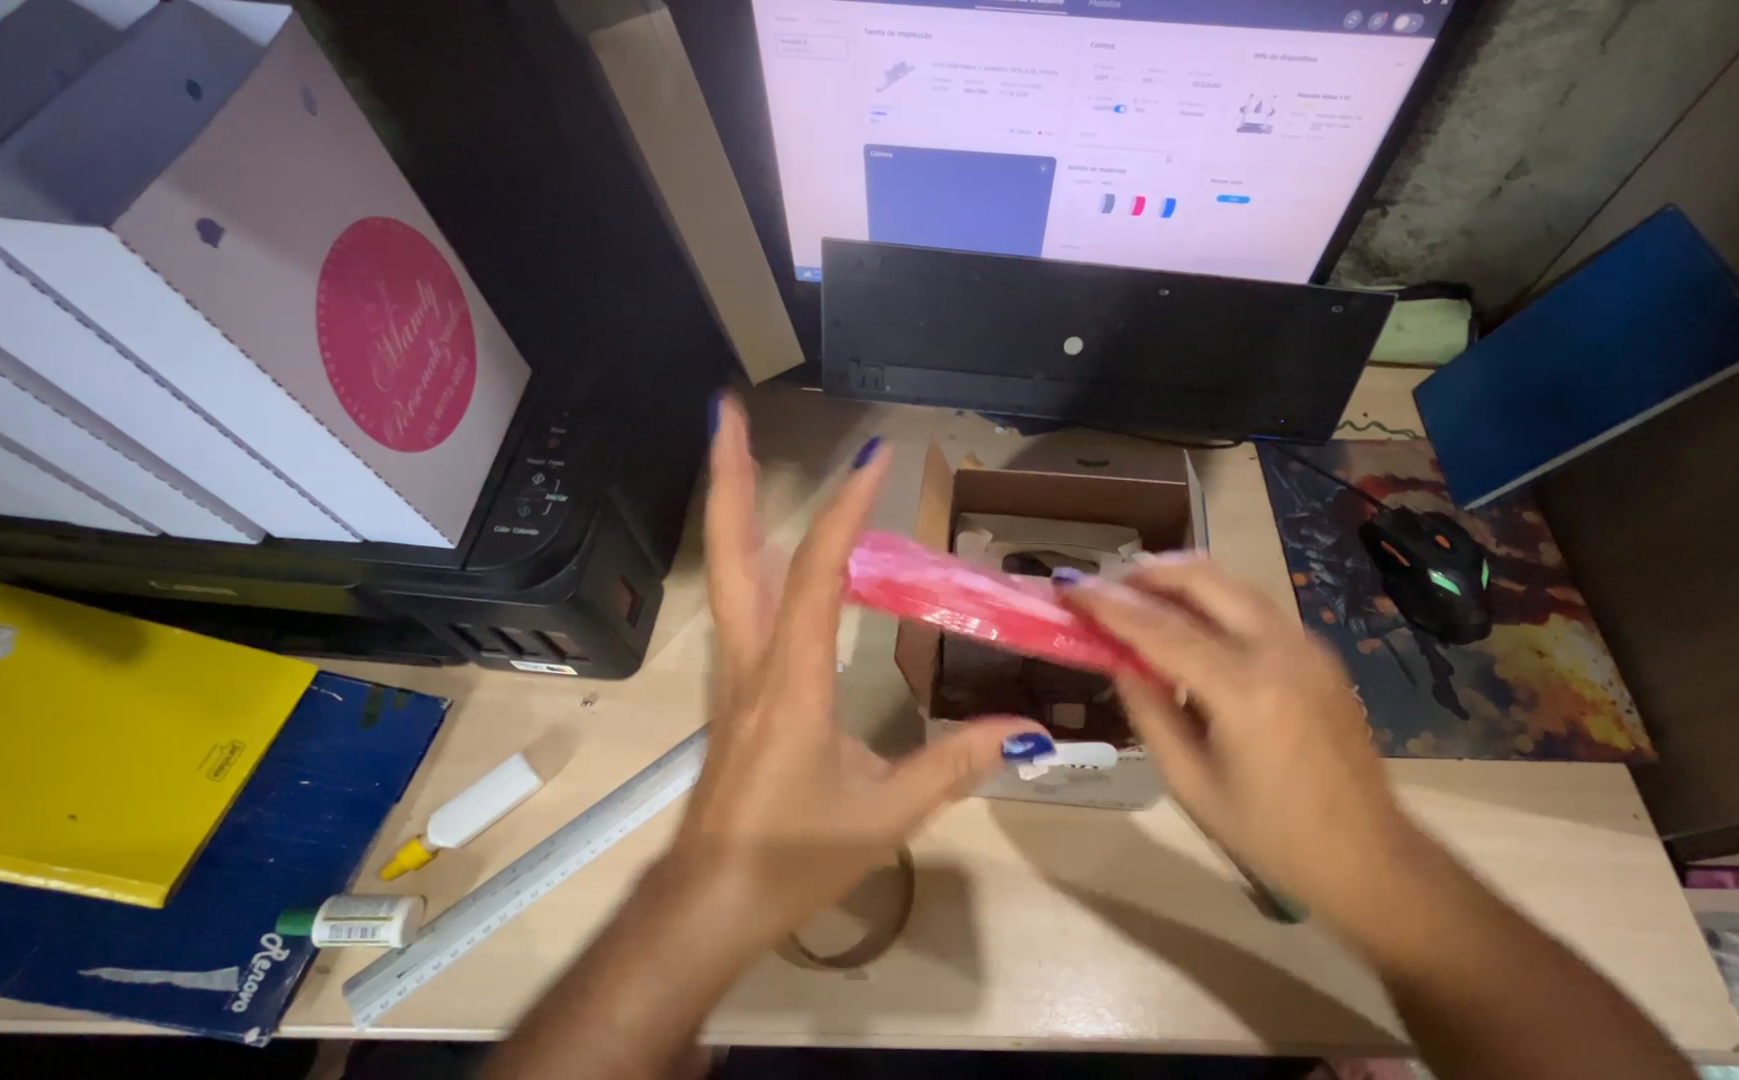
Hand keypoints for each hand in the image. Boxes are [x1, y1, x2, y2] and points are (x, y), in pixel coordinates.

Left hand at [671, 396, 1043, 944]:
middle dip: (731, 477)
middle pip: (733, 552)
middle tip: (726, 411)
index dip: (844, 512)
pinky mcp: (734, 692)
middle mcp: (753, 660)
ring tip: (744, 456)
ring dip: (735, 509)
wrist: (709, 901)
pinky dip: (751, 557)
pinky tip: (771, 552)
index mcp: (792, 680)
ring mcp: (735, 674)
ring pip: (728, 574)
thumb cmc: (793, 856)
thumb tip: (1028, 730)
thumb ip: (957, 764)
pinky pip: (741, 606)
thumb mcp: (887, 813)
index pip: (818, 576)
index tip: (872, 457)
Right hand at [1064, 555, 1414, 909]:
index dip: (1107, 604)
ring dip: (1180, 581)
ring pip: (1232, 583)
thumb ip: (1149, 710)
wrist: (1368, 854)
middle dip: (1147, 572)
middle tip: (1106, 587)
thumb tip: (1117, 659)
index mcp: (1244, 689)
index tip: (1068, 588)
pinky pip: (1254, 606)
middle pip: (1203, 577)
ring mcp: (1306, 644)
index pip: (1159, 628)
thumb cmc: (1269, 833)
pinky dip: (1212, 601)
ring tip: (1138, 598)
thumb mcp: (1190, 780)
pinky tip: (1188, 626)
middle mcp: (1279, 649)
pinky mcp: (1319, 651)